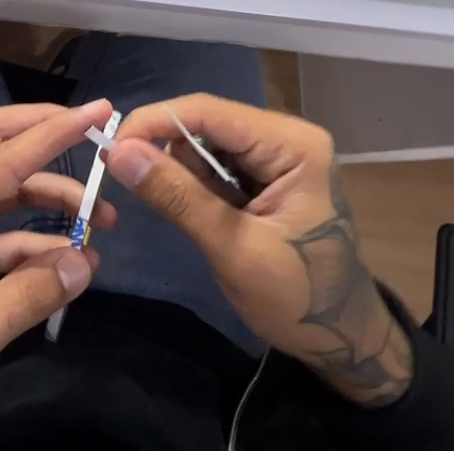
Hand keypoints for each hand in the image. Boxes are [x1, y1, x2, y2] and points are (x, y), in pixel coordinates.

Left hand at [0, 100, 116, 442]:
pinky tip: (78, 261)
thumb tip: (86, 263)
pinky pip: (9, 234)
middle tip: (96, 136)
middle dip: (43, 133)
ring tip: (105, 218)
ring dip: (53, 194)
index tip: (97, 112)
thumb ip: (26, 297)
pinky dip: (43, 241)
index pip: (1, 157)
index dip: (51, 133)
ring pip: (7, 187)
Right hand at [104, 94, 413, 406]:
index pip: (208, 111)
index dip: (153, 122)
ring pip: (202, 141)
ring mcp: (276, 153)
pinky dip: (196, 185)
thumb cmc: (300, 300)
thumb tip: (117, 153)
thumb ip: (177, 197)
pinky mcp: (265, 171)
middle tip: (148, 195)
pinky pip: (213, 162)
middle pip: (203, 122)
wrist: (344, 341)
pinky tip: (209, 217)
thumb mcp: (234, 250)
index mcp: (293, 145)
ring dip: (184, 175)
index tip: (109, 149)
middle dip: (169, 154)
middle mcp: (285, 136)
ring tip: (202, 222)